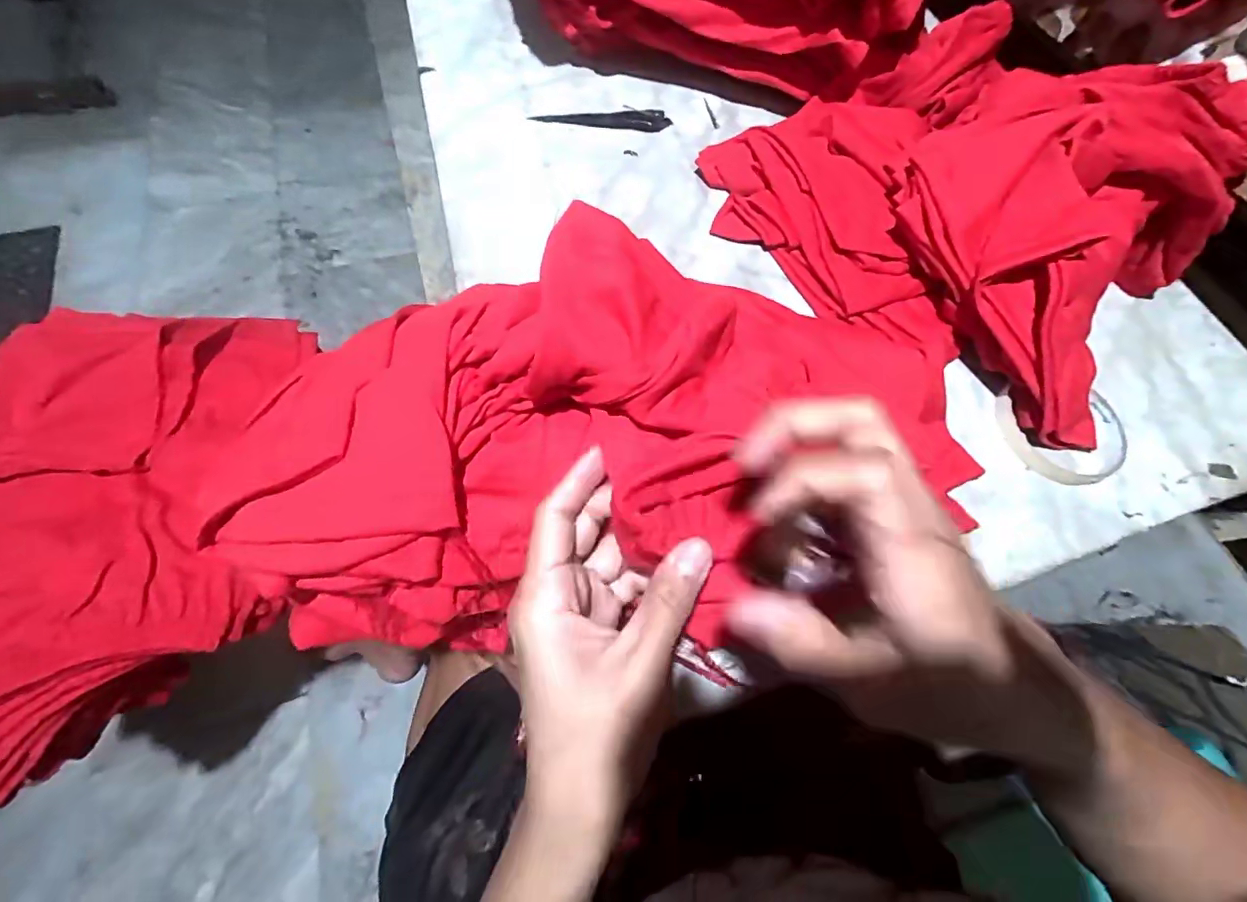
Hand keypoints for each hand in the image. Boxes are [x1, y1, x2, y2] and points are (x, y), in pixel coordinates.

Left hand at [508, 447, 713, 822]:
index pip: (556, 521)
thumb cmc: (594, 733)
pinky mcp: (610, 628)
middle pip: (590, 532)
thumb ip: (668, 601)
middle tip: (670, 469)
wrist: (584, 800)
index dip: (579, 481)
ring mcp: (587, 612)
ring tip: (689, 501)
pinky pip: (635, 583)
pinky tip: (690, 550)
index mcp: (546, 597)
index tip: (609, 446)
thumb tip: (700, 540)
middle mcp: (562, 595)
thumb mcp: (636, 664)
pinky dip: (659, 568)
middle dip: (625, 502)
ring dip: (649, 535)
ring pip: (618, 557)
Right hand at [723, 399, 1090, 772]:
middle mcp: (913, 501)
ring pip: (859, 428)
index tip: (758, 520)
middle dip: (793, 425)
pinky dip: (810, 464)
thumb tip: (736, 608)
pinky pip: (851, 458)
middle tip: (745, 464)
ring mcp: (909, 497)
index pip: (863, 470)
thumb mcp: (868, 680)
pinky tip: (785, 507)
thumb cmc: (944, 680)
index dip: (798, 480)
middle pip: (863, 419)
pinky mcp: (898, 506)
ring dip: (801, 438)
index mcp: (910, 541)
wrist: (1003, 676)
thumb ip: (800, 641)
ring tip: (757, 478)